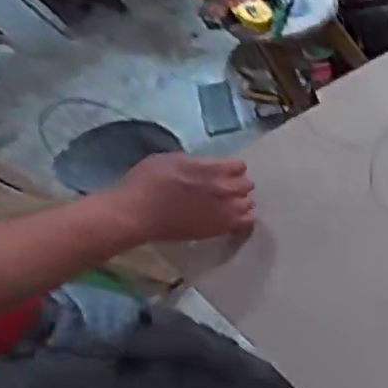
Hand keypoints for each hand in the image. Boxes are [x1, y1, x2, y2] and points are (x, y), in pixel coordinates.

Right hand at [100, 153, 254, 242]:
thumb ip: (197, 163)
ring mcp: (227, 210)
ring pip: (249, 203)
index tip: (223, 170)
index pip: (239, 165)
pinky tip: (231, 216)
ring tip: (227, 202)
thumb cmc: (147, 182)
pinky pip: (247, 221)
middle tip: (224, 187)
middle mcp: (226, 189)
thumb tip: (209, 166)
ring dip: (240, 201)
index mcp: (212, 169)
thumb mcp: (169, 159)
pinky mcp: (223, 228)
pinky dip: (242, 217)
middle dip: (238, 183)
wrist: (138, 213)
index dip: (231, 167)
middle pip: (247, 184)